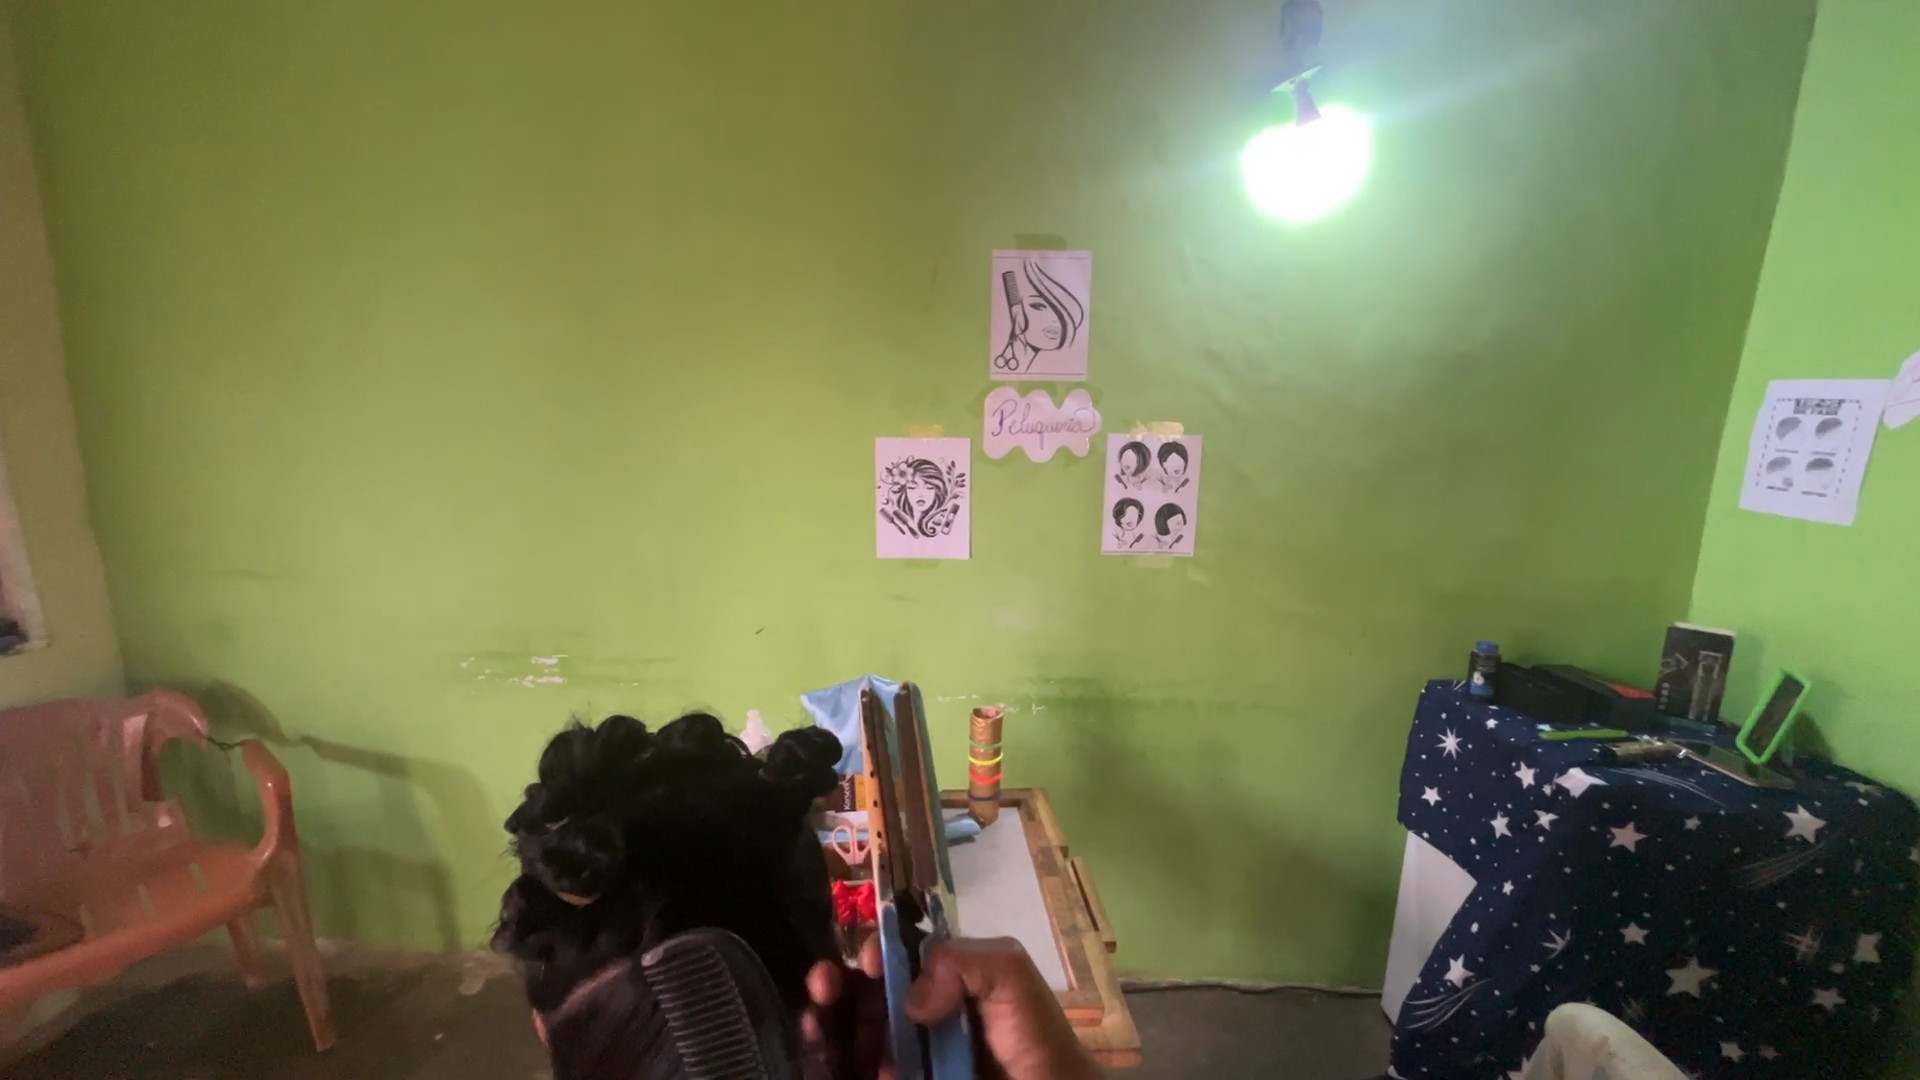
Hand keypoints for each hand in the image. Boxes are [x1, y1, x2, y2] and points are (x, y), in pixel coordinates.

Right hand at [803, 936, 1100, 1079]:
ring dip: (825, 1027)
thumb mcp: (1008, 971)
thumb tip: (910, 1000)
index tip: (866, 962)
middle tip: (822, 988)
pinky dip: (838, 1065)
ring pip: (849, 1038)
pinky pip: (861, 1073)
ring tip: (816, 1026)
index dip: (871, 953)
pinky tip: (835, 1062)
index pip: (890, 958)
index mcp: (938, 981)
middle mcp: (915, 1017)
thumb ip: (962, 959)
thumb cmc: (1033, 1035)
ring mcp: (905, 1061)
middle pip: (859, 995)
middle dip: (833, 985)